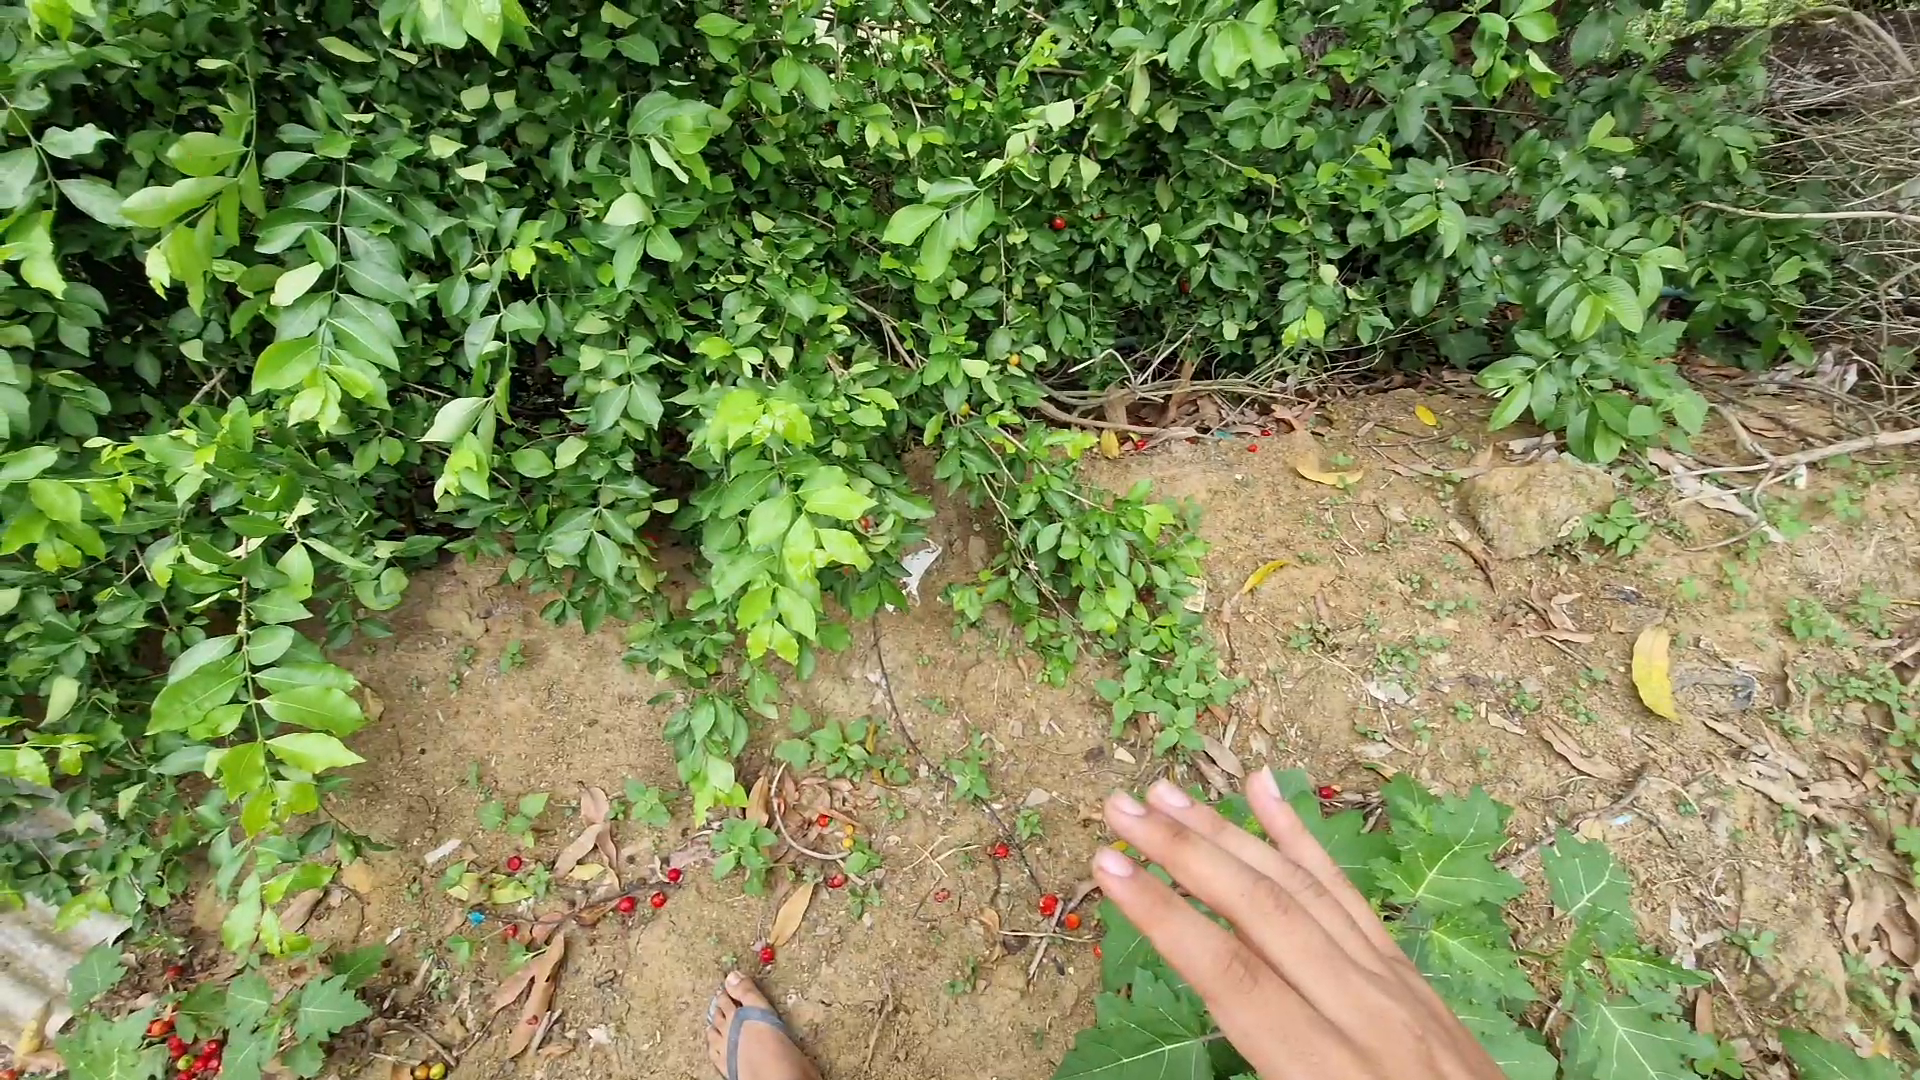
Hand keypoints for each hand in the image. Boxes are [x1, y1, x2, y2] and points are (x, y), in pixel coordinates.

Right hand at [1090, 770, 1504, 1079]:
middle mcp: (1369, 1016)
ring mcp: (1396, 987)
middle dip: (1183, 851)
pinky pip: (1349, 894)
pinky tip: (1265, 789)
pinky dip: (1302, 837)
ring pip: (1299, 888)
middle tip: (1121, 806)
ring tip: (1166, 792)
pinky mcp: (1410, 974)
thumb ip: (1258, 1066)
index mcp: (1334, 1075)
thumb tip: (1203, 990)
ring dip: (1226, 832)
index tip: (1107, 865)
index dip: (1164, 914)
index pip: (1233, 976)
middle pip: (1262, 911)